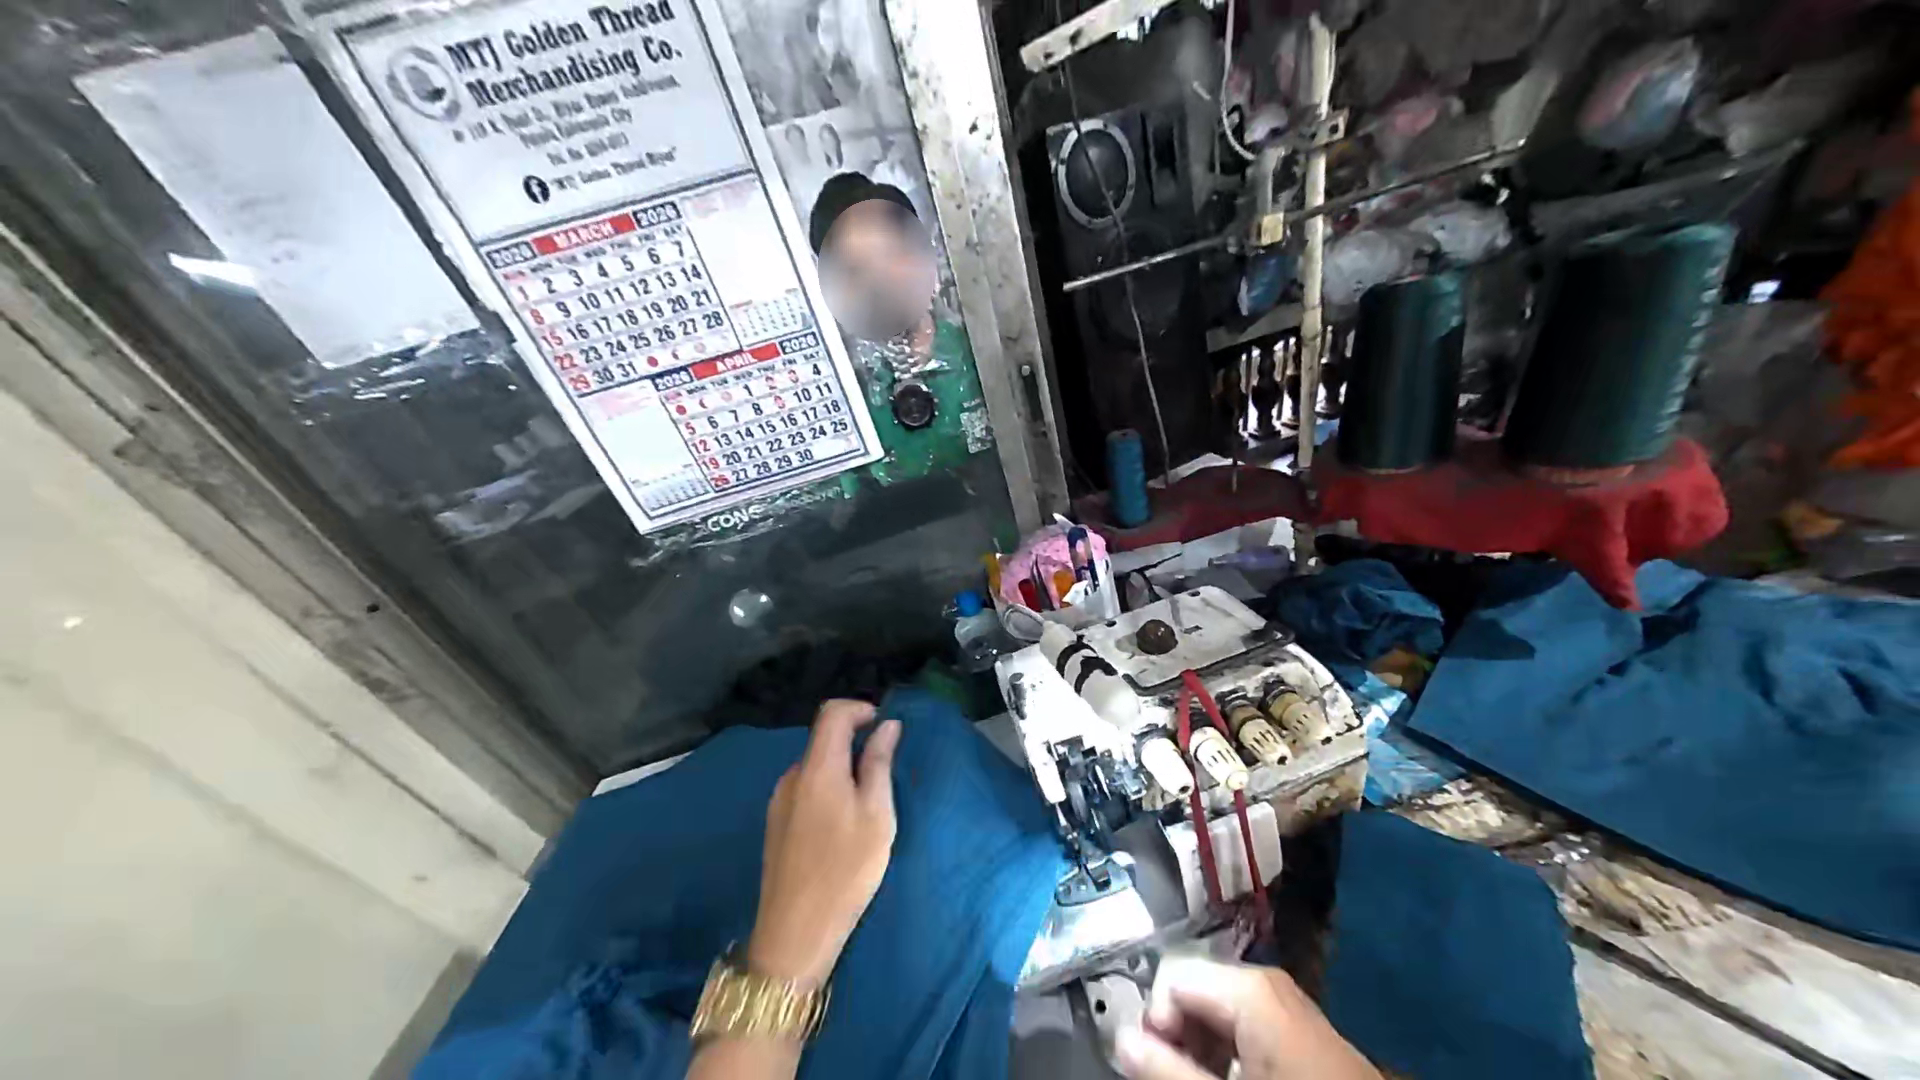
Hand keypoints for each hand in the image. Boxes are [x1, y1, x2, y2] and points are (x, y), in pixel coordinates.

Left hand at [747, 700, 900, 985]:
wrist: (795, 933)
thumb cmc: (846, 869)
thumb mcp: (876, 813)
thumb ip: (879, 763)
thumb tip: (887, 725)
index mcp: (817, 767)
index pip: (832, 712)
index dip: (860, 709)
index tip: (885, 729)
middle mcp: (792, 775)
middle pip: (824, 739)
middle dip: (855, 745)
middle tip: (883, 778)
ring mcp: (779, 800)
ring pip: (816, 766)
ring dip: (842, 771)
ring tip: (865, 809)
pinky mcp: (776, 824)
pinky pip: (805, 789)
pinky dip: (827, 790)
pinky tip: (840, 828)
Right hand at [1113, 957, 1382, 1079]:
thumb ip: (1168, 1069)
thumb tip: (1119, 1038)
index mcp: (1247, 987)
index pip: (1170, 977)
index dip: (1155, 1021)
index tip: (1157, 1068)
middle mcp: (1263, 980)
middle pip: (1193, 989)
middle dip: (1177, 1035)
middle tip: (1176, 1079)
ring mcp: (1284, 1001)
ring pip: (1215, 1007)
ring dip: (1199, 1046)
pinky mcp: (1298, 1024)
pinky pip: (1243, 1022)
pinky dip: (1227, 1051)